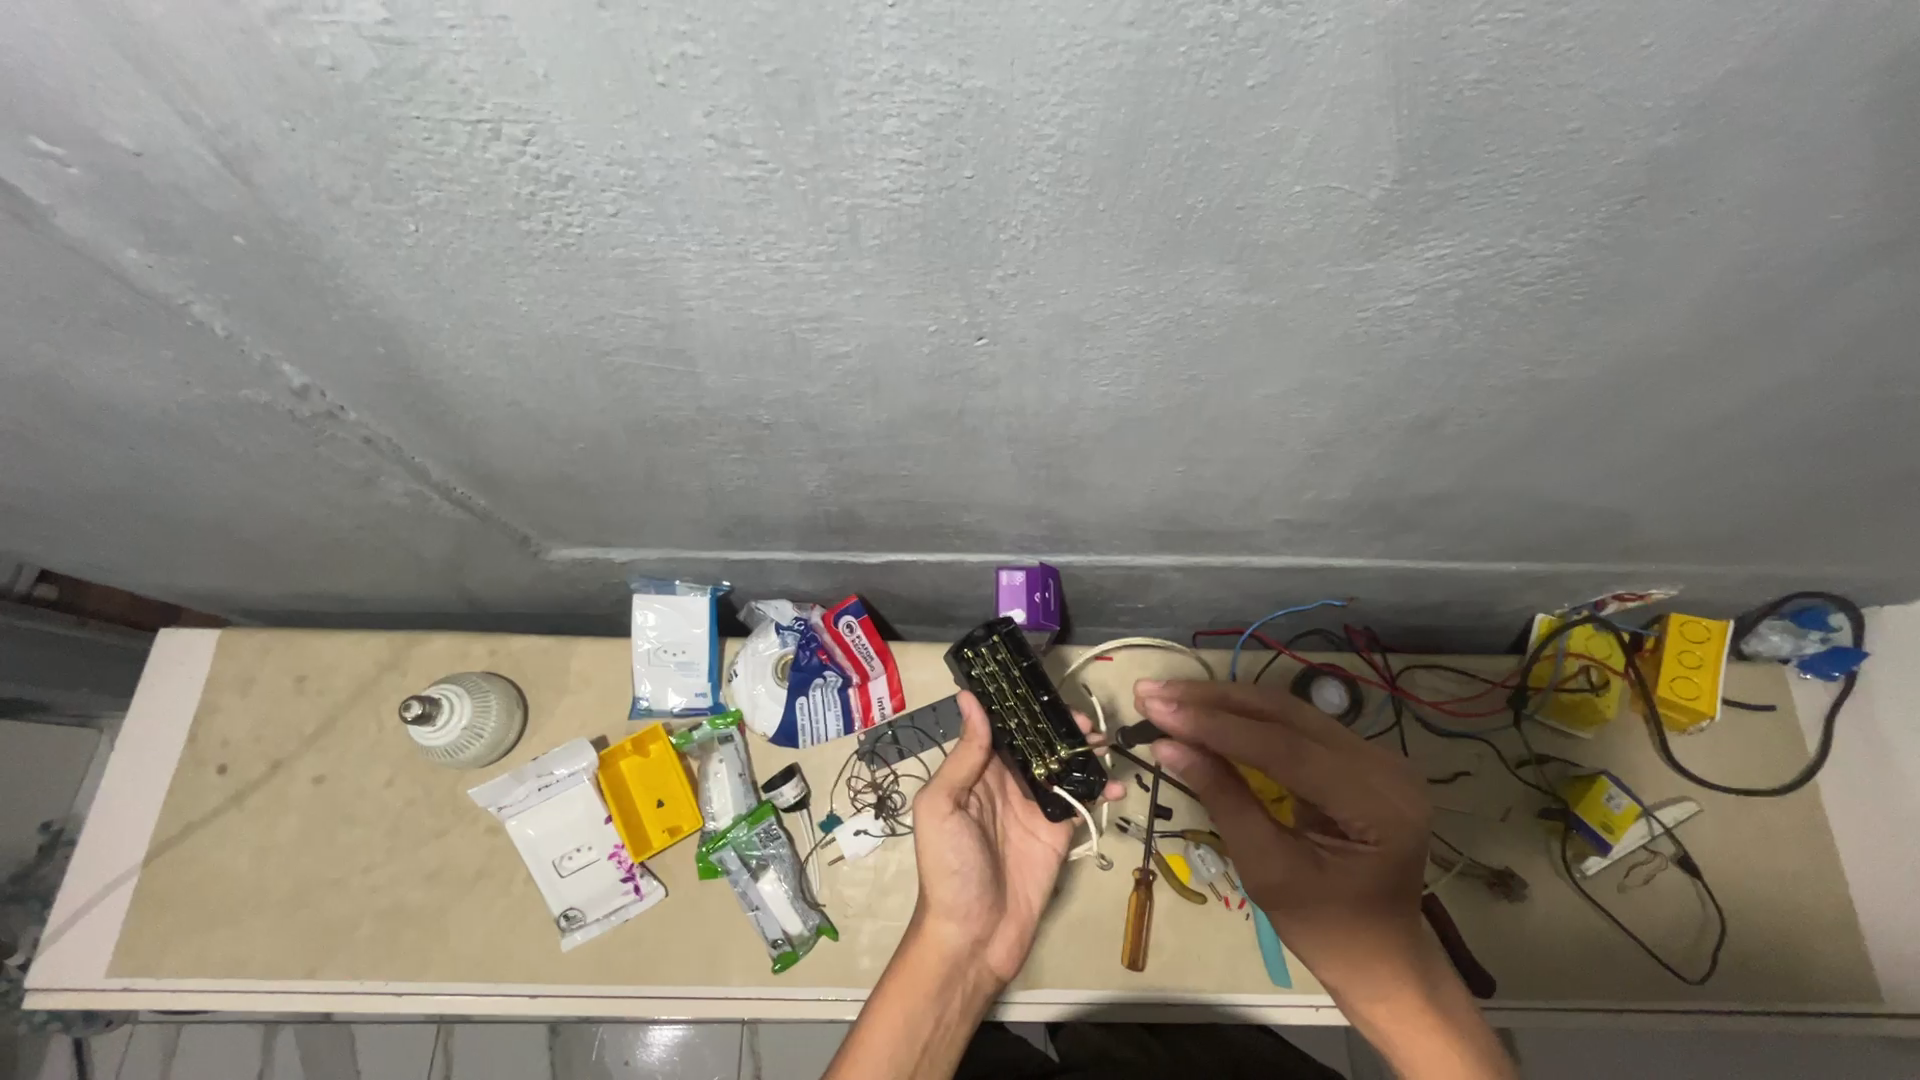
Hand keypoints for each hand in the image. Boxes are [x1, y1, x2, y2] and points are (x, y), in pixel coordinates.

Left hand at [907, 691, 1124, 985]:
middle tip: (1085, 721)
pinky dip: (1101, 789)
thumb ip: (964, 755)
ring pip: (1062, 766)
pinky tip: (1117, 784)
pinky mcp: (1057, 832)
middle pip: (1037, 742)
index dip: (1023, 707)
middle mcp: (1006, 782)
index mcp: (975, 771)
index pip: (1001, 727)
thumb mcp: (942, 806)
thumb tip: (970, 698)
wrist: (973, 937)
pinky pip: (1081, 801)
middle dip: (1061, 727)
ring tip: (1103, 743)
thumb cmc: (948, 868)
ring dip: (1084, 752)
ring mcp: (1034, 807)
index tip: (1048, 692)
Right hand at [1135, 678, 1432, 1001]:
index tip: (1156, 710)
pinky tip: (1203, 709)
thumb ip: (1222, 799)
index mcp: (1378, 804)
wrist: (1379, 957)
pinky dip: (1243, 716)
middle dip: (1212, 701)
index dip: (1215, 726)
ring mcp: (1375, 757)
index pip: (1285, 747)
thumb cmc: (1324, 928)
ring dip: (1222, 702)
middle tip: (1150, 693)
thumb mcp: (1267, 870)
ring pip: (1286, 710)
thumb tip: (1165, 745)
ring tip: (1166, 696)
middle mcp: (1385, 766)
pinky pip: (1293, 725)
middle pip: (1286, 715)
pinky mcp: (1357, 757)